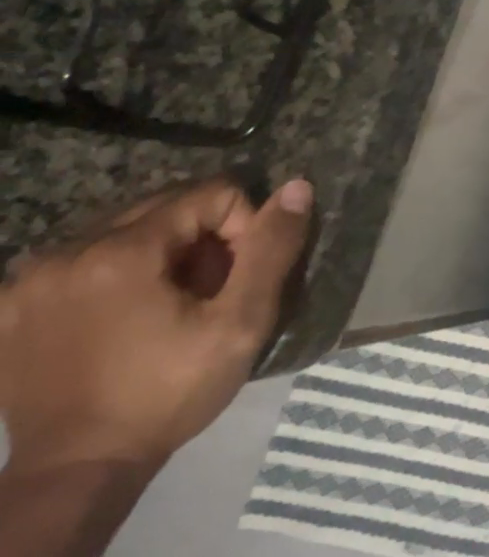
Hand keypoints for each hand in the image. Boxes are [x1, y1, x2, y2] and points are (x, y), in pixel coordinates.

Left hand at [0, 177, 311, 476]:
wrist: (80, 465)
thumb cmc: (171, 391)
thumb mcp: (241, 322)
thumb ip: (271, 249)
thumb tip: (296, 187)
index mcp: (119, 252)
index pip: (209, 195)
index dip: (242, 228)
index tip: (239, 279)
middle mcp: (63, 253)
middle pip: (161, 208)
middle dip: (201, 239)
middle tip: (209, 294)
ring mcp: (27, 281)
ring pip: (120, 232)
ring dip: (159, 255)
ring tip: (167, 308)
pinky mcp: (10, 307)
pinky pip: (81, 262)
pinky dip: (114, 275)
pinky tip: (122, 319)